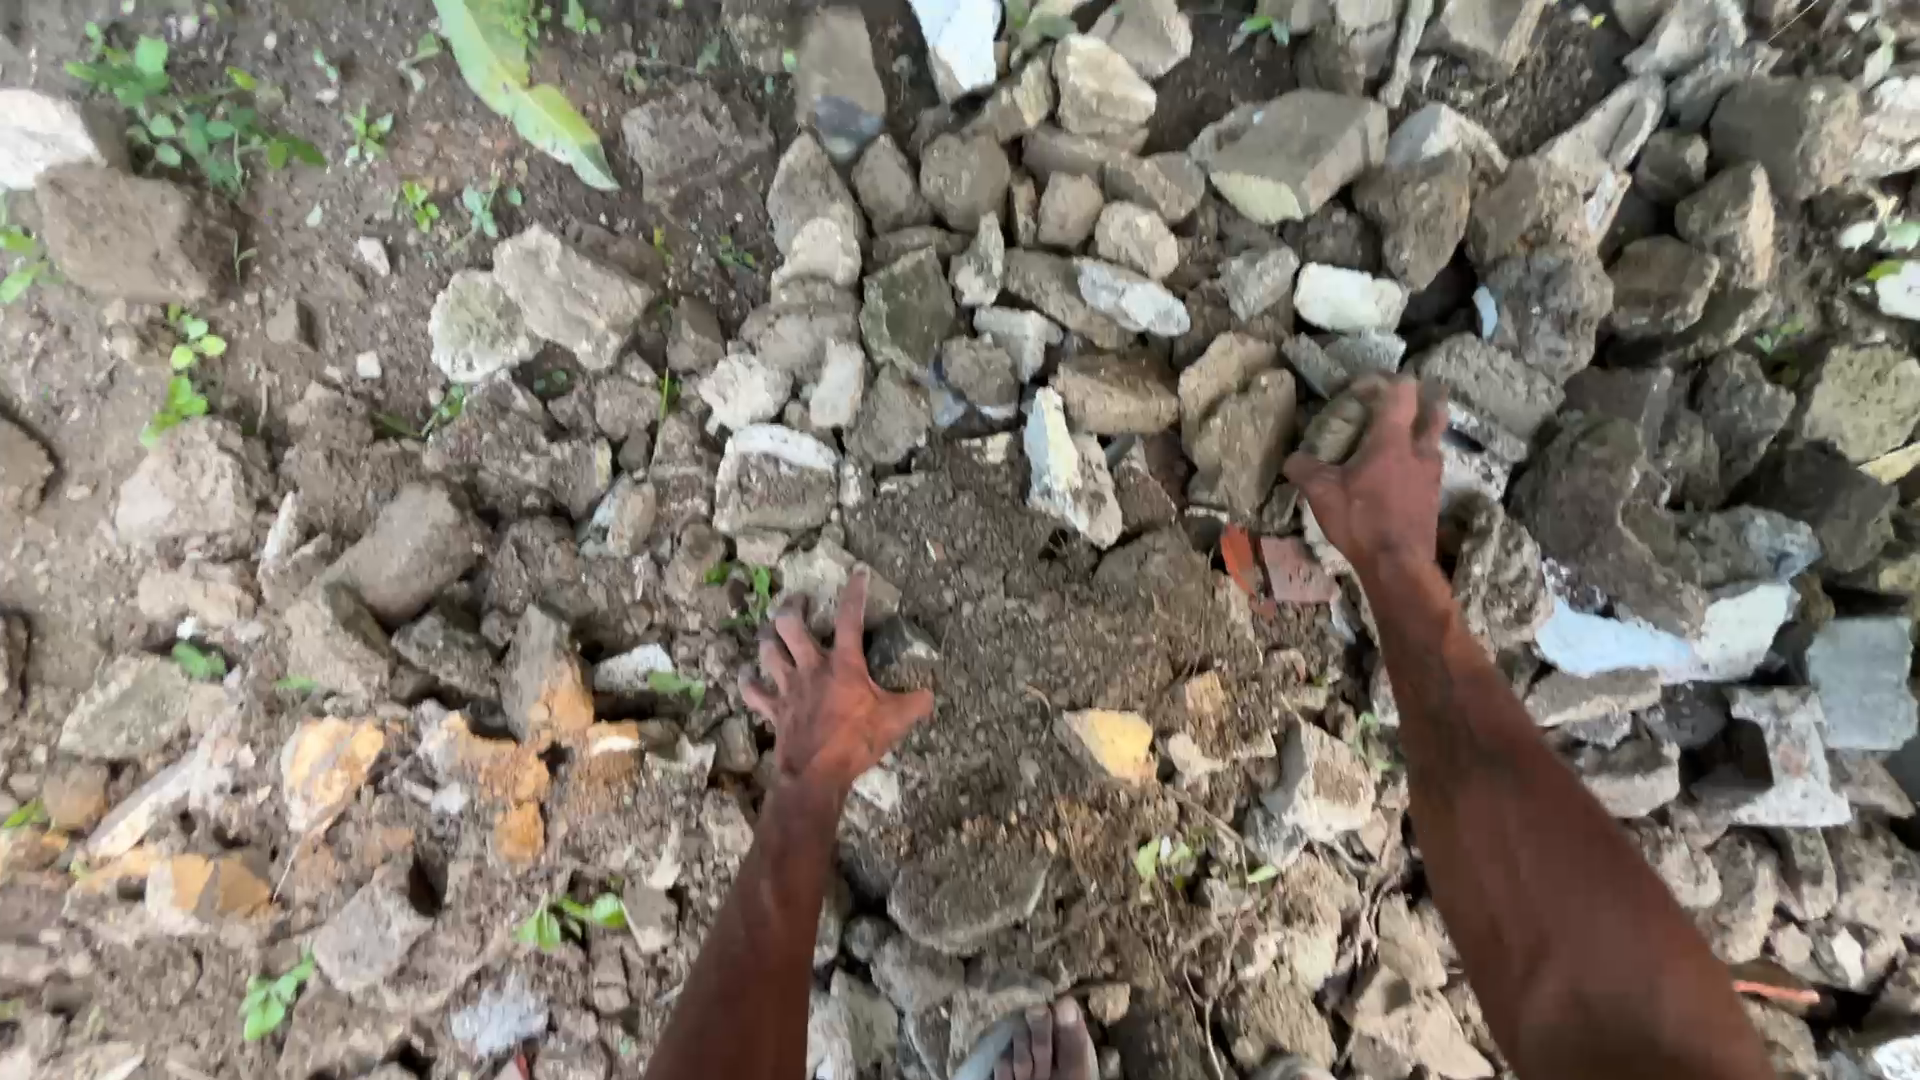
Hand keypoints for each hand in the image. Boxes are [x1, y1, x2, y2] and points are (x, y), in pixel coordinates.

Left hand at [742, 567, 934, 794]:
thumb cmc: (856, 742)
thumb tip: (930, 694)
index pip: (851, 618)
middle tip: (800, 600)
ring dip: (768, 637)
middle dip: (793, 606)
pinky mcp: (774, 709)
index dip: (855, 592)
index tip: (858, 572)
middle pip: (791, 625)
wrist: (815, 774)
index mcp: (844, 664)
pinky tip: (747, 676)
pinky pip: (753, 691)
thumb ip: (915, 703)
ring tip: (773, 630)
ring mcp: (788, 687)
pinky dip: (748, 682)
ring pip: (768, 650)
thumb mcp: (896, 721)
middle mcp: (811, 667)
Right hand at [1284, 376, 1446, 581]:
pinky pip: (1427, 464)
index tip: (1360, 389)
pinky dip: (1415, 458)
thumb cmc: (1360, 520)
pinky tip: (1396, 473)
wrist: (1398, 564)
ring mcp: (1431, 473)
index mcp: (1392, 441)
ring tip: (1395, 438)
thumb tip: (1291, 459)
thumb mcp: (1320, 493)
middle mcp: (1419, 450)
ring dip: (1419, 429)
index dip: (1382, 381)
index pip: (1401, 392)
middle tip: (1399, 400)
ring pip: (1432, 438)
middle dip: (1421, 397)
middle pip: (1433, 409)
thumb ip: (1303, 469)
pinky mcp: (1432, 494)